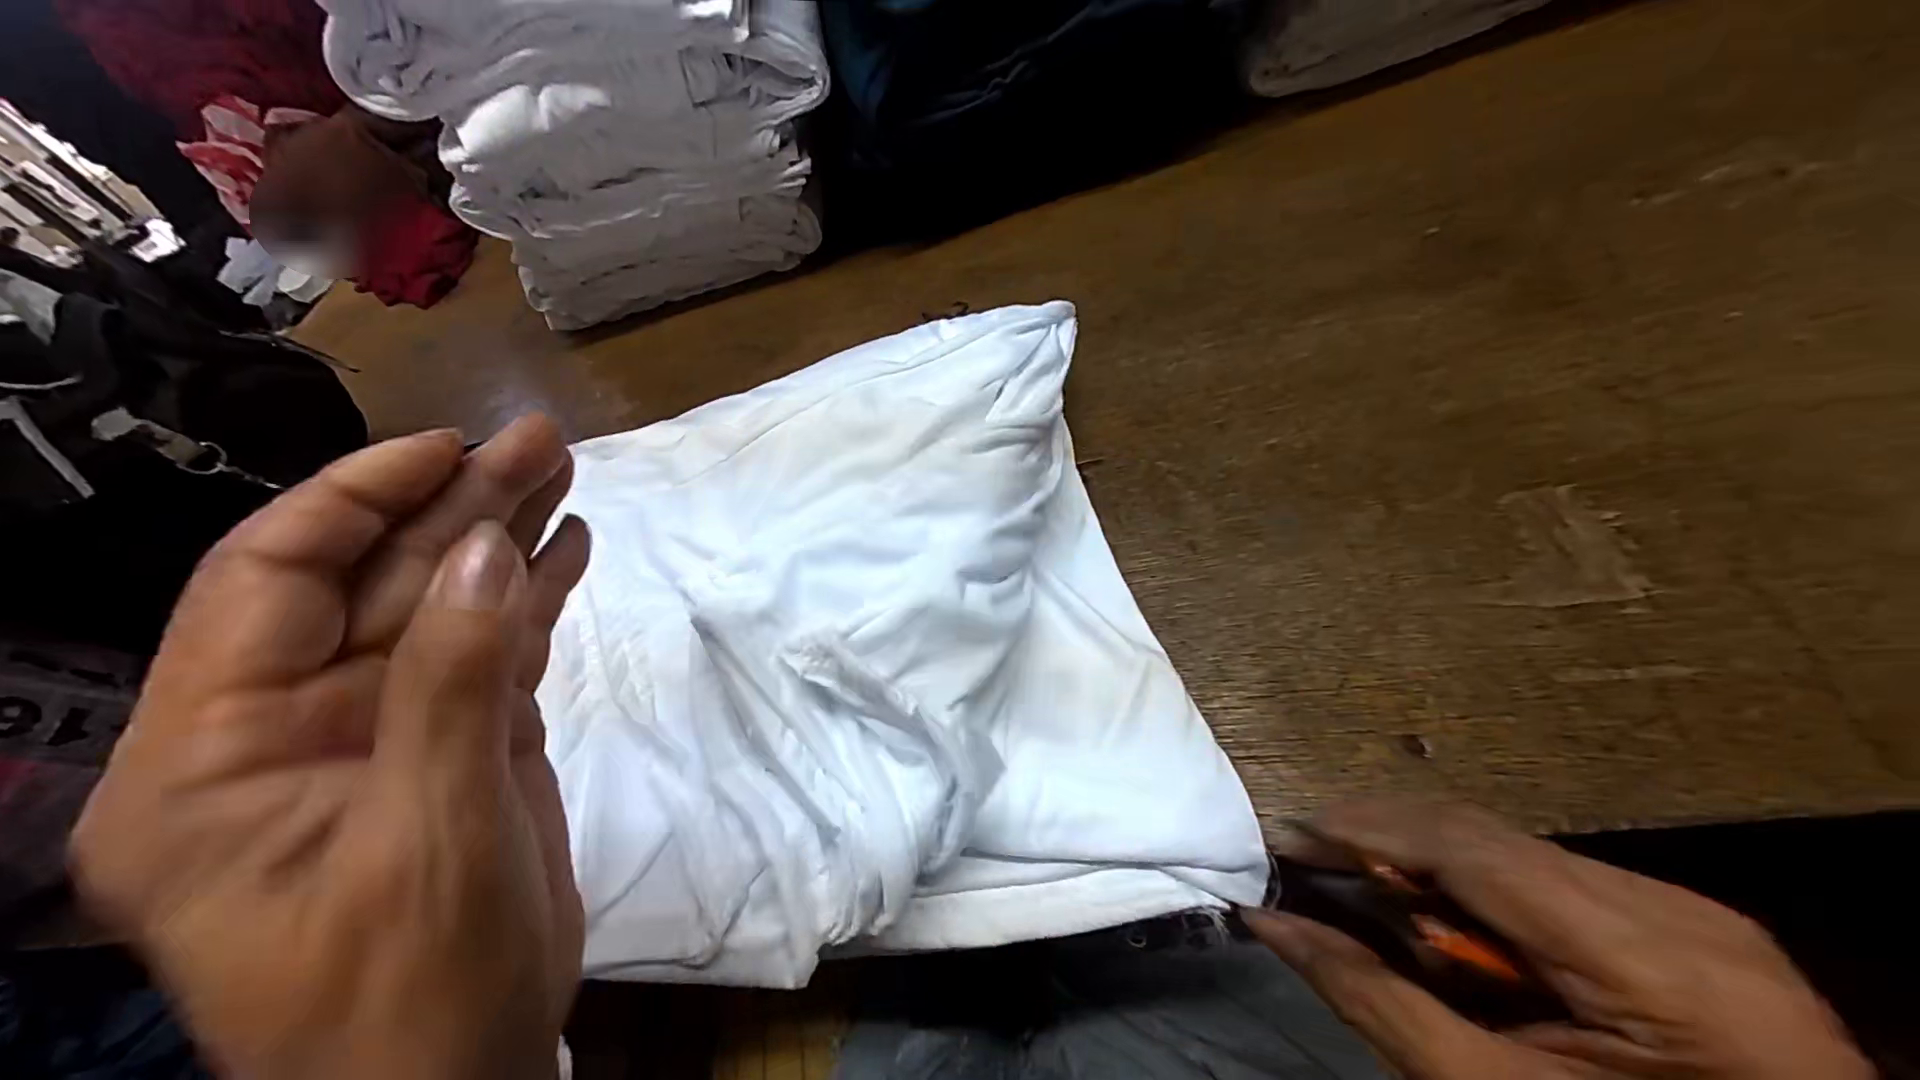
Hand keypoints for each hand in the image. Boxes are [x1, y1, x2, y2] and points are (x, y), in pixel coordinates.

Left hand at [70, 415, 590, 1079]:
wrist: (473, 1071)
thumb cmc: (414, 983)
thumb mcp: (427, 833)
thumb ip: (448, 683)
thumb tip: (486, 550)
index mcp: (214, 753)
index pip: (268, 581)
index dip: (358, 500)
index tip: (447, 450)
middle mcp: (292, 725)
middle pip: (379, 583)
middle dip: (460, 506)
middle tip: (540, 441)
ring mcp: (388, 731)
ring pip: (446, 607)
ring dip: (505, 538)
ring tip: (563, 472)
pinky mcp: (463, 743)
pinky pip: (493, 650)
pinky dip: (534, 597)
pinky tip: (569, 548)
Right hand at [1245, 801, 1872, 1079]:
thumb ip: (1372, 998)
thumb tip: (1272, 923)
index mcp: (1656, 966)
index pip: (1473, 850)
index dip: (1366, 830)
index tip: (1286, 837)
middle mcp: (1678, 912)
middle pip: (1488, 835)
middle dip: (1384, 839)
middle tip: (1309, 858)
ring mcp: (1691, 912)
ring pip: (1510, 847)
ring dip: (1424, 861)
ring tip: (1367, 890)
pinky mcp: (1686, 923)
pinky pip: (1547, 874)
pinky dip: (1476, 885)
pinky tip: (1450, 925)